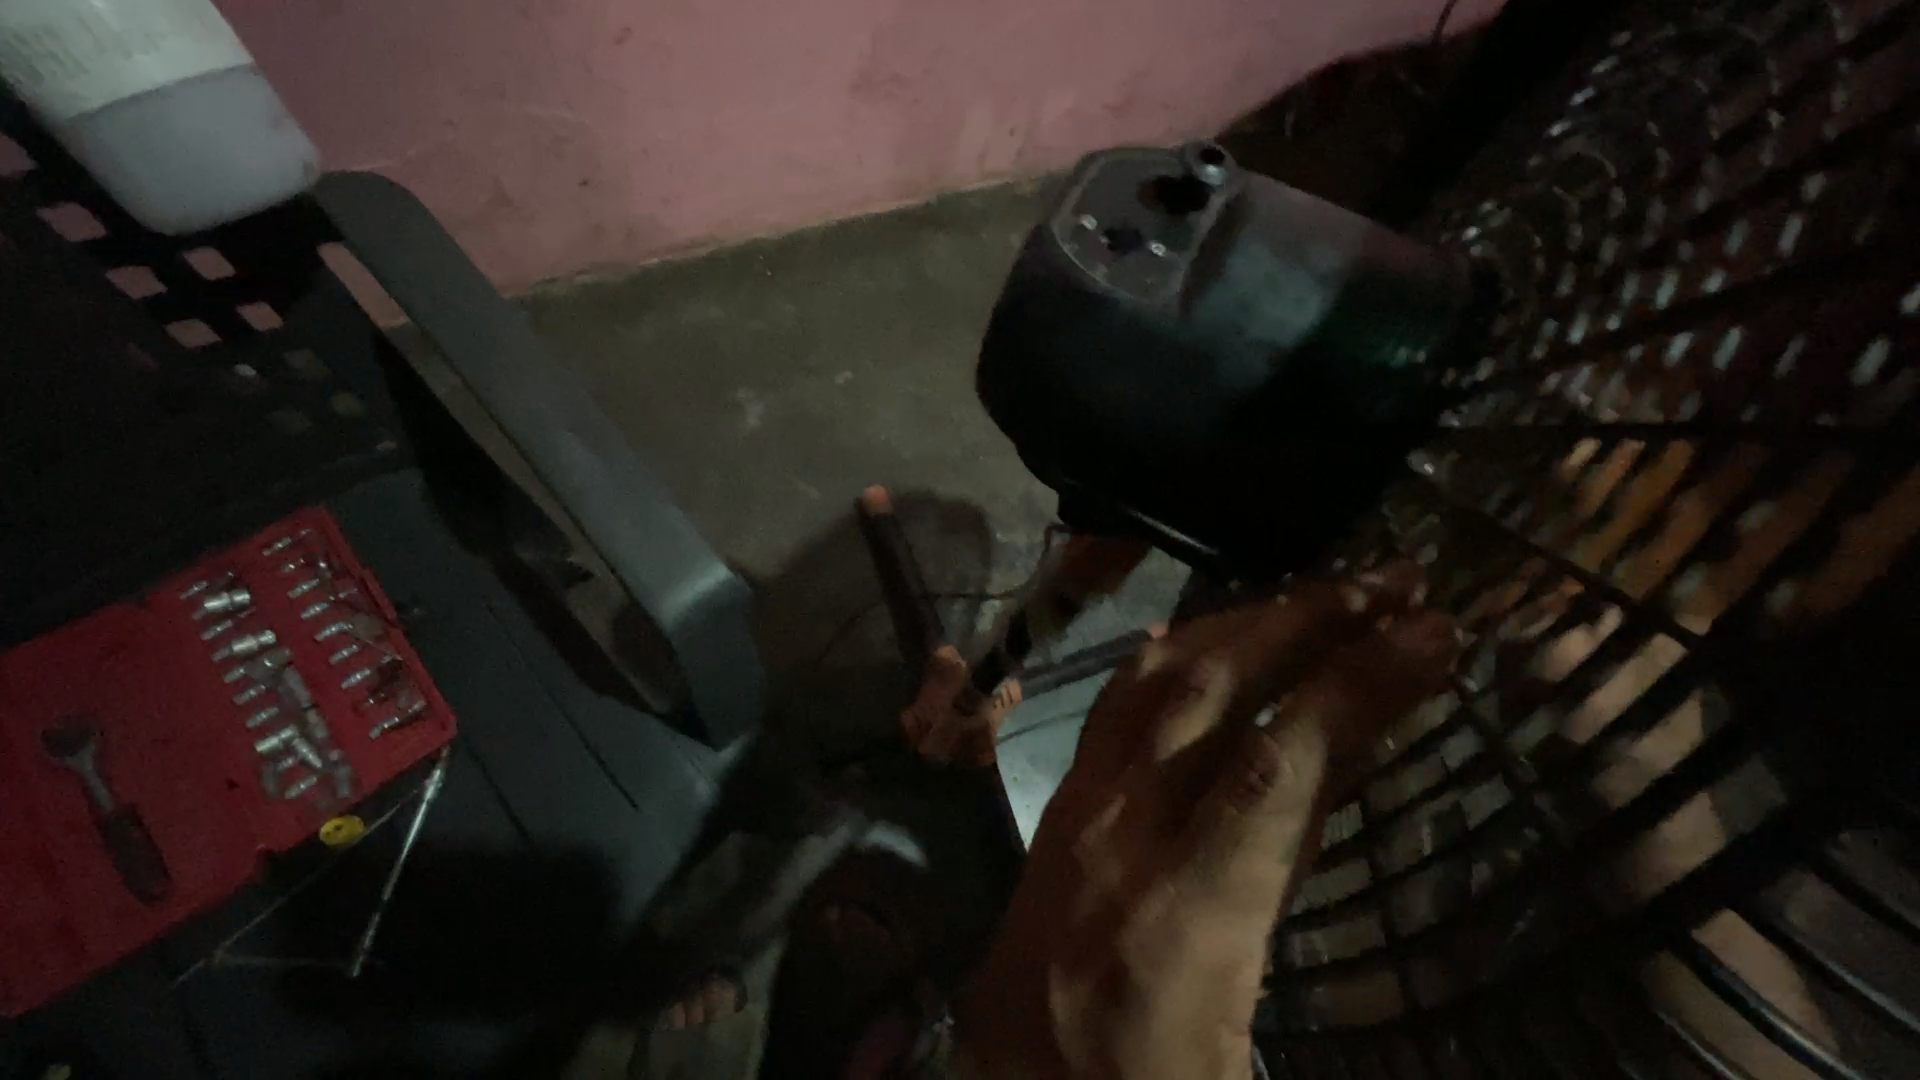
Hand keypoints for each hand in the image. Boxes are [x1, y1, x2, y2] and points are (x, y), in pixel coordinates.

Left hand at [951, 564, 1458, 1078]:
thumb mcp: (1245, 1020)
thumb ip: (1292, 878)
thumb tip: (1345, 754)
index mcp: (1183, 915)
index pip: (1279, 763)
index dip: (1359, 684)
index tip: (1431, 631)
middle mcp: (1119, 831)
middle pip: (1209, 689)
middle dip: (1304, 622)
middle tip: (1385, 580)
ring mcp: (1078, 803)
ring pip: (1154, 678)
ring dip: (1239, 621)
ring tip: (1314, 593)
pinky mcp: (1059, 798)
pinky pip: (1112, 702)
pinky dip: (1169, 653)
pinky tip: (1205, 632)